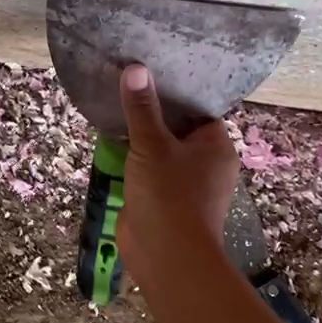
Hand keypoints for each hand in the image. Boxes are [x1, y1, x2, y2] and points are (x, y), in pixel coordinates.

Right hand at [117, 64, 239, 271]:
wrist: (166, 254)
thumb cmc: (170, 194)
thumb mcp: (152, 144)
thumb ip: (141, 108)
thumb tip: (135, 68)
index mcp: (216, 148)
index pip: (198, 110)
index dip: (174, 92)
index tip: (149, 71)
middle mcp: (204, 163)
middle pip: (176, 128)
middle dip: (151, 111)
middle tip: (123, 83)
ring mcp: (182, 182)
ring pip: (158, 148)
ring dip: (137, 134)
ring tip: (111, 104)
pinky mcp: (160, 197)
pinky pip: (145, 167)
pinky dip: (129, 155)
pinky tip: (106, 139)